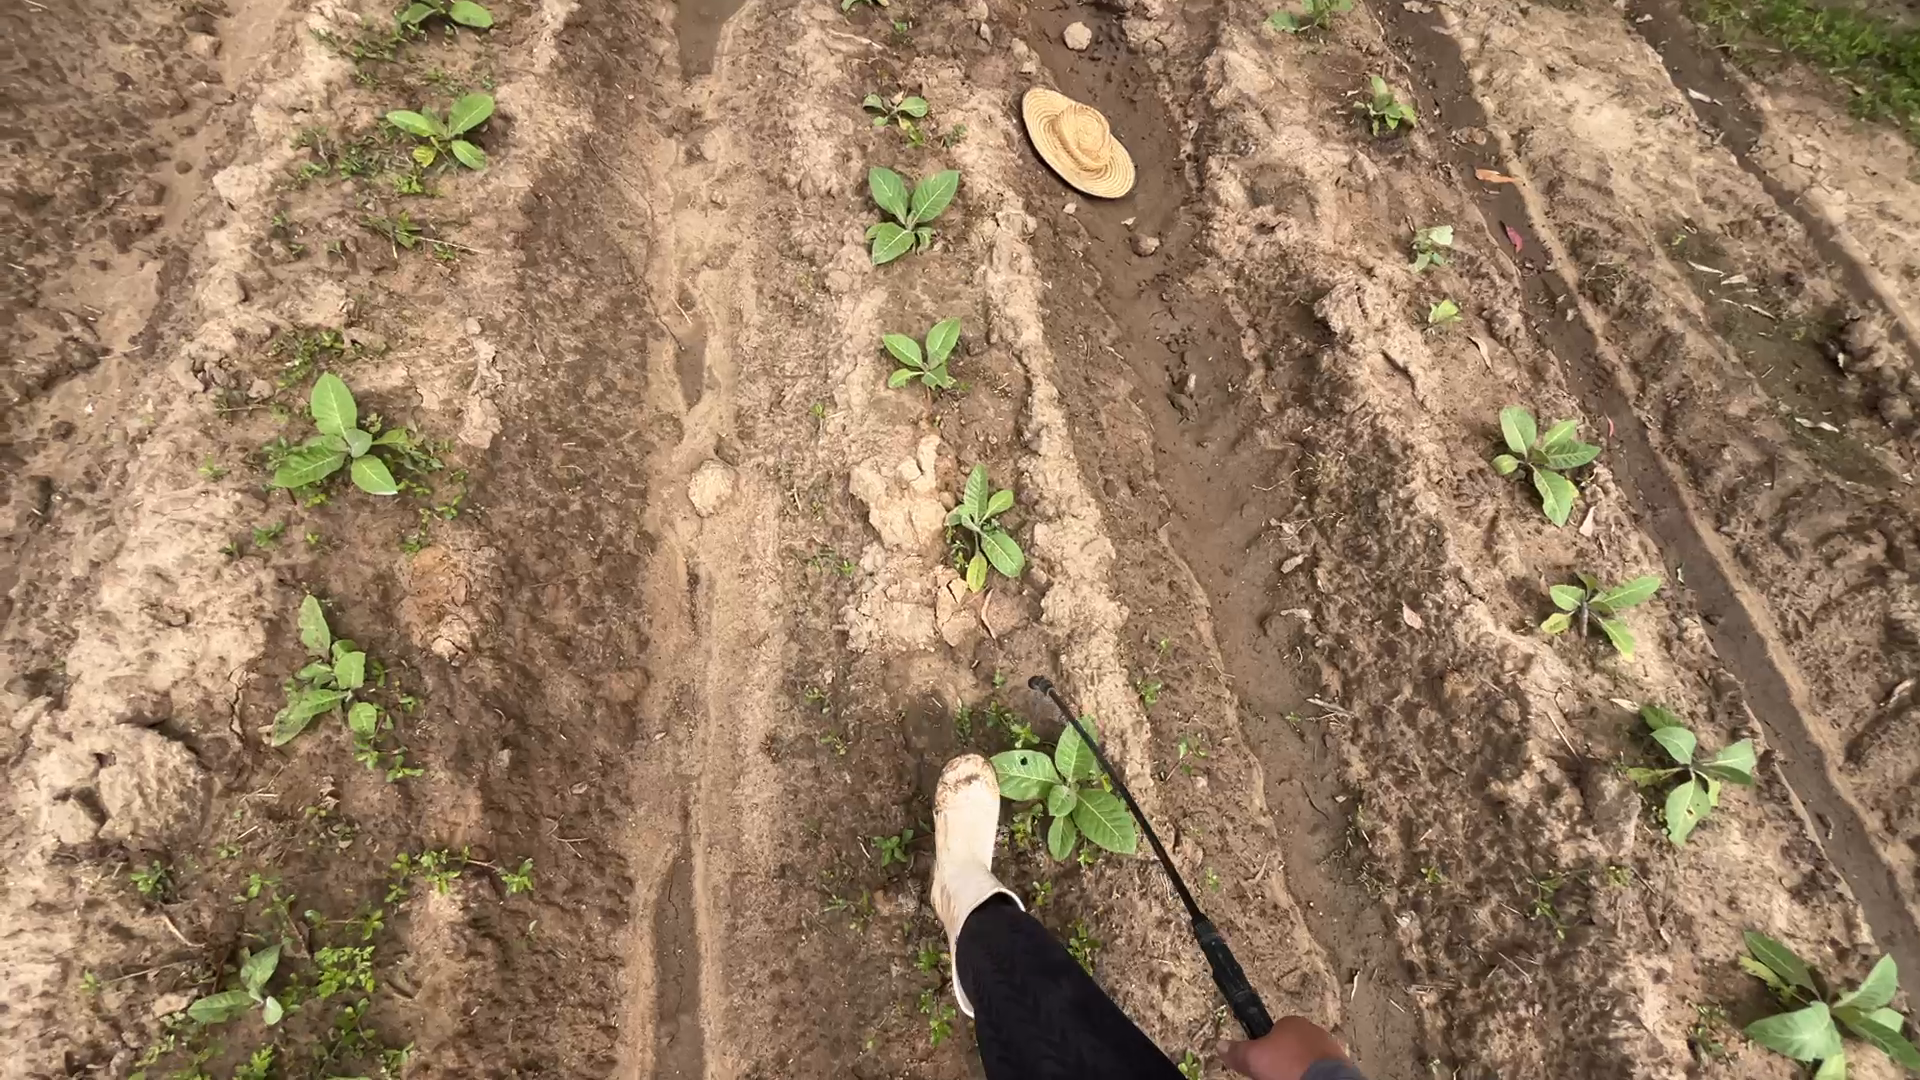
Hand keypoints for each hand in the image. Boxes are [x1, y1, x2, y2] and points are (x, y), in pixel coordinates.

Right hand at [1218, 1016, 1349, 1079]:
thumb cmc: (1289, 1067)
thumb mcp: (1255, 1059)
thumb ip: (1237, 1052)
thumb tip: (1219, 1045)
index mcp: (1292, 1022)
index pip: (1275, 1032)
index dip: (1268, 1050)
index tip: (1264, 1067)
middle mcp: (1313, 1032)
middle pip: (1293, 1047)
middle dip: (1286, 1062)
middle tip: (1277, 1077)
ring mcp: (1332, 1052)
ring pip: (1310, 1061)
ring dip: (1302, 1071)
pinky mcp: (1345, 1071)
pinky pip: (1324, 1073)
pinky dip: (1317, 1078)